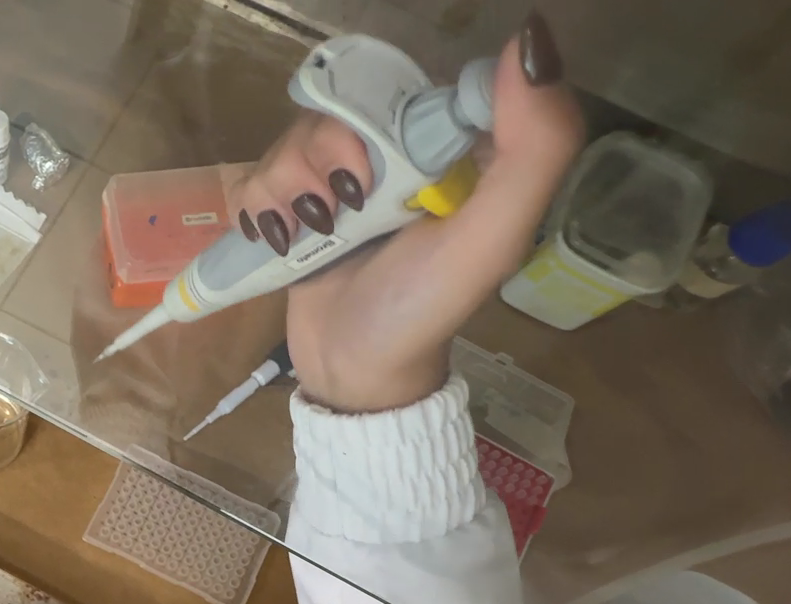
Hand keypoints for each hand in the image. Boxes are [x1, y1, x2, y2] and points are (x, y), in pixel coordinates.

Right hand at [232, 15, 582, 412]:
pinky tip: (277, 241)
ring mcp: (332, 192)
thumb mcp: (493, 237)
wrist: (352, 374)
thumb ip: (535, 148)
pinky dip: (256, 210)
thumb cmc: (420, 311)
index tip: (369, 171)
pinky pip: (255, 184)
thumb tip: (525, 41)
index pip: (396, 92)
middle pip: (332, 114)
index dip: (369, 120)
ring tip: (304, 236)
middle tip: (336, 211)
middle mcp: (384, 165)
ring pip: (287, 147)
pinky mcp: (289, 219)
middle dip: (321, 161)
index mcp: (439, 155)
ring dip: (285, 190)